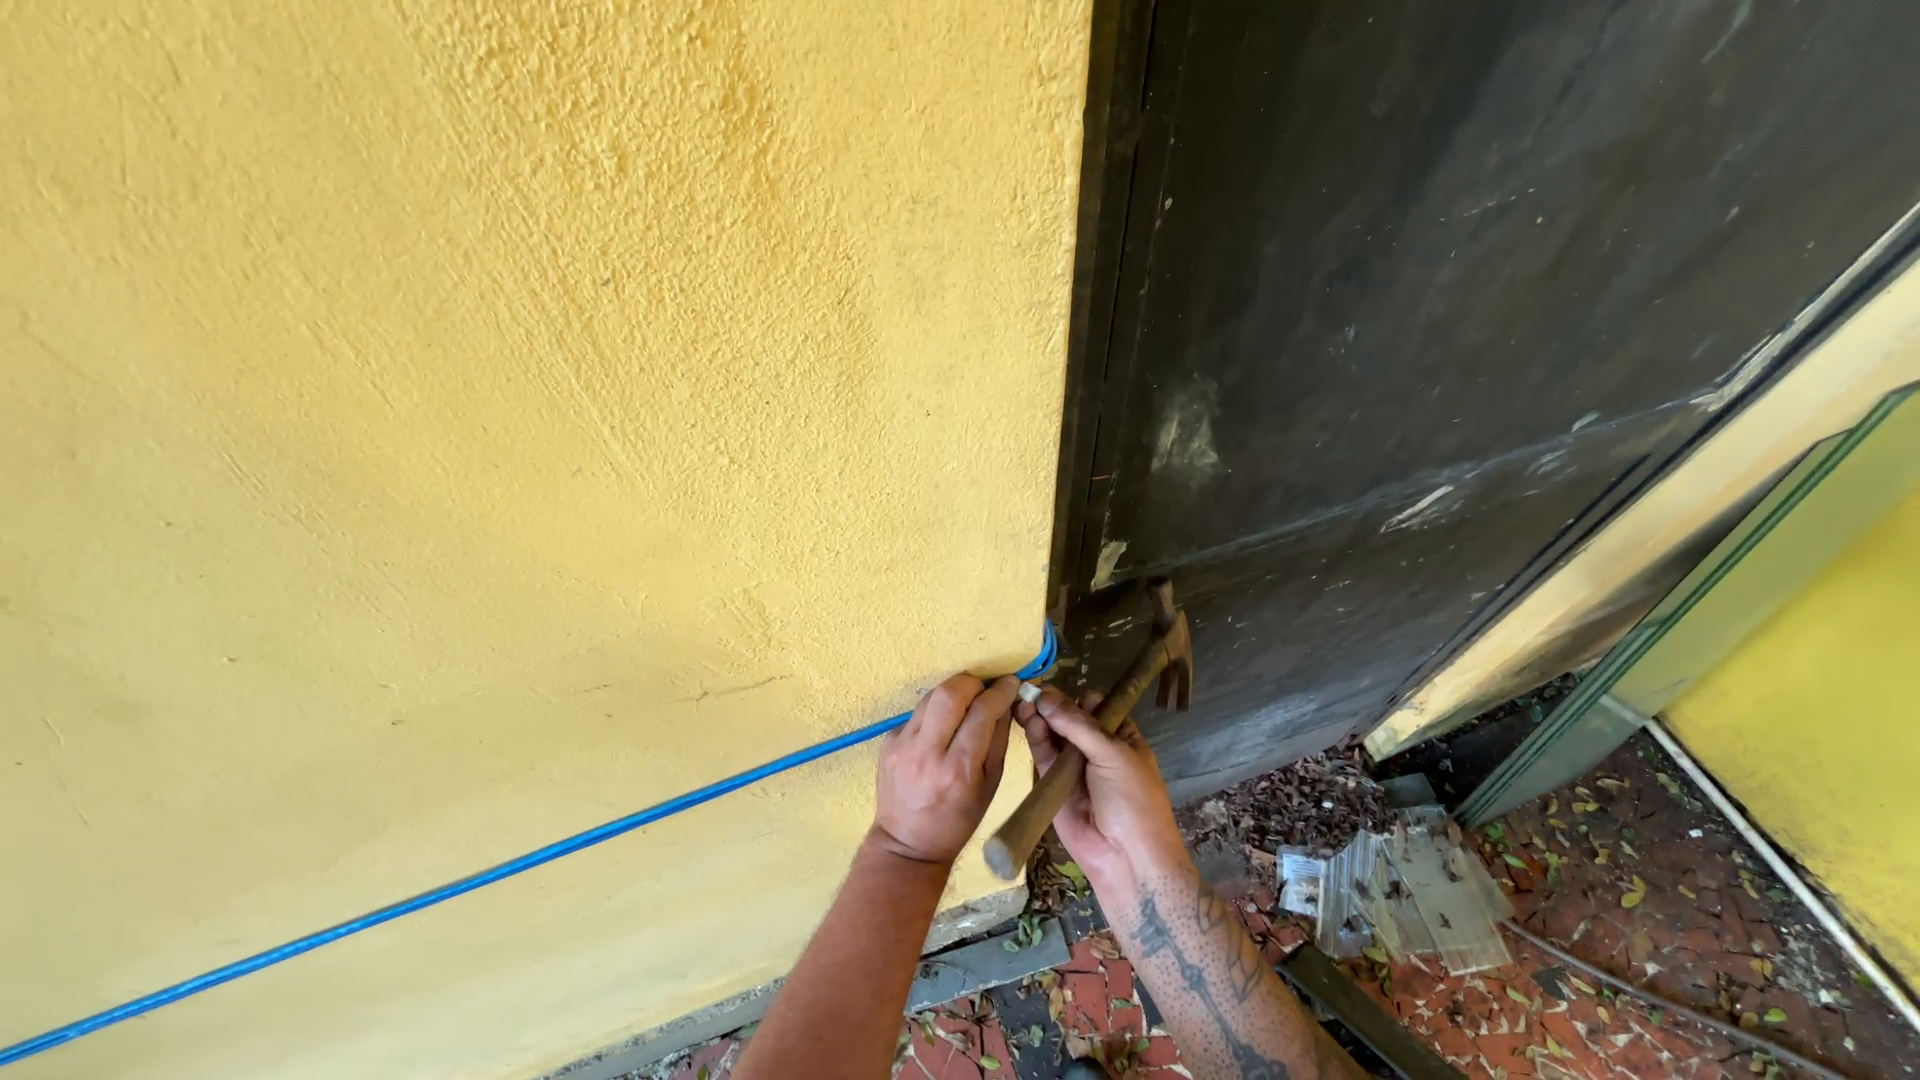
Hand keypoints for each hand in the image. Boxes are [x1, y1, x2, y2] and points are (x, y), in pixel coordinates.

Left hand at [871, 673, 1018, 864]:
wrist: (907, 843)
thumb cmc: (958, 820)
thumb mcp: (990, 785)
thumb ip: (998, 740)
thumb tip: (1005, 702)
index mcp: (959, 769)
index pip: (982, 712)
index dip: (1000, 691)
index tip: (1010, 682)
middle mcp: (927, 752)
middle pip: (950, 692)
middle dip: (973, 682)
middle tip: (984, 689)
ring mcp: (902, 745)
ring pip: (930, 697)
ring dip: (952, 694)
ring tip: (965, 705)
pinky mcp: (887, 742)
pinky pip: (916, 715)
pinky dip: (933, 715)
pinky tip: (940, 731)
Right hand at [1016, 686, 1193, 899]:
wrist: (1126, 858)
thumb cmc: (1133, 799)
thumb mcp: (1112, 754)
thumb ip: (1078, 725)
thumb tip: (1047, 696)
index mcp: (1122, 739)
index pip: (1098, 708)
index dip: (1078, 698)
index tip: (1059, 687)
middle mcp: (1097, 750)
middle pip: (1070, 720)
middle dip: (1053, 705)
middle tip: (1032, 690)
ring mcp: (1075, 768)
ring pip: (1053, 735)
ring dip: (1040, 718)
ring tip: (1025, 702)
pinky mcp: (1054, 785)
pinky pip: (1043, 756)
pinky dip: (1034, 738)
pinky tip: (1027, 720)